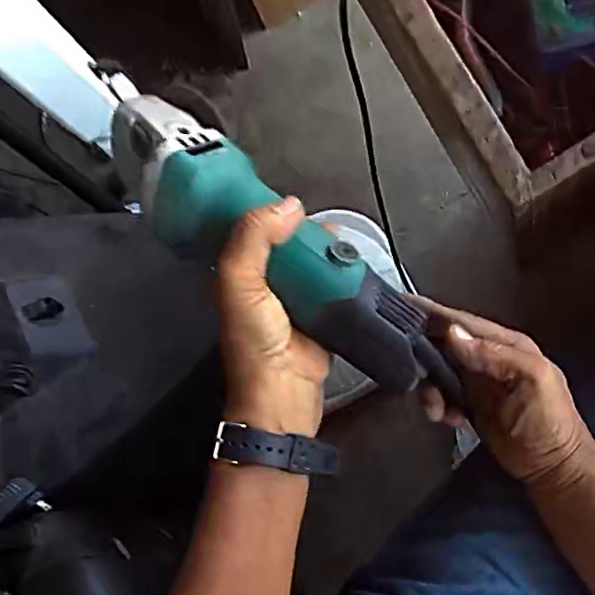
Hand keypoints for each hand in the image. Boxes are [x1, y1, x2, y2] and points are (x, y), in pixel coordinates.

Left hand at [216, 197, 330, 436]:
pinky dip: (346, 281)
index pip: (254, 232)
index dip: (270, 213)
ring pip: (315, 267)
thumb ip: (255, 239)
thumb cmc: (254, 345)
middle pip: (290, 248)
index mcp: (239, 273)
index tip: (292, 202)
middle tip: (325, 229)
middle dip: (308, 235)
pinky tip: (354, 272)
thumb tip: (288, 206)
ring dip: (330, 257)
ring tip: (344, 247)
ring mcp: (297, 303)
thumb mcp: (241, 283)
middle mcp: (267, 286)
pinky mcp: (322, 319)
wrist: (284, 392)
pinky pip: (336, 292)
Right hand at [412, 297, 594, 492]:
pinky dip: (440, 407)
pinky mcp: (472, 407)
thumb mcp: (530, 380)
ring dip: (431, 390)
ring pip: (440, 374)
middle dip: (426, 359)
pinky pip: (445, 398)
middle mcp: (491, 360)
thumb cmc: (550, 421)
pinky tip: (450, 419)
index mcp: (508, 346)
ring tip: (437, 410)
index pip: (464, 323)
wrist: (552, 467)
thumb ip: (493, 355)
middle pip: (445, 346)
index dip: (433, 315)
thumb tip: (453, 334)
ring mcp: (480, 384)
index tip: (402, 307)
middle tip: (415, 376)